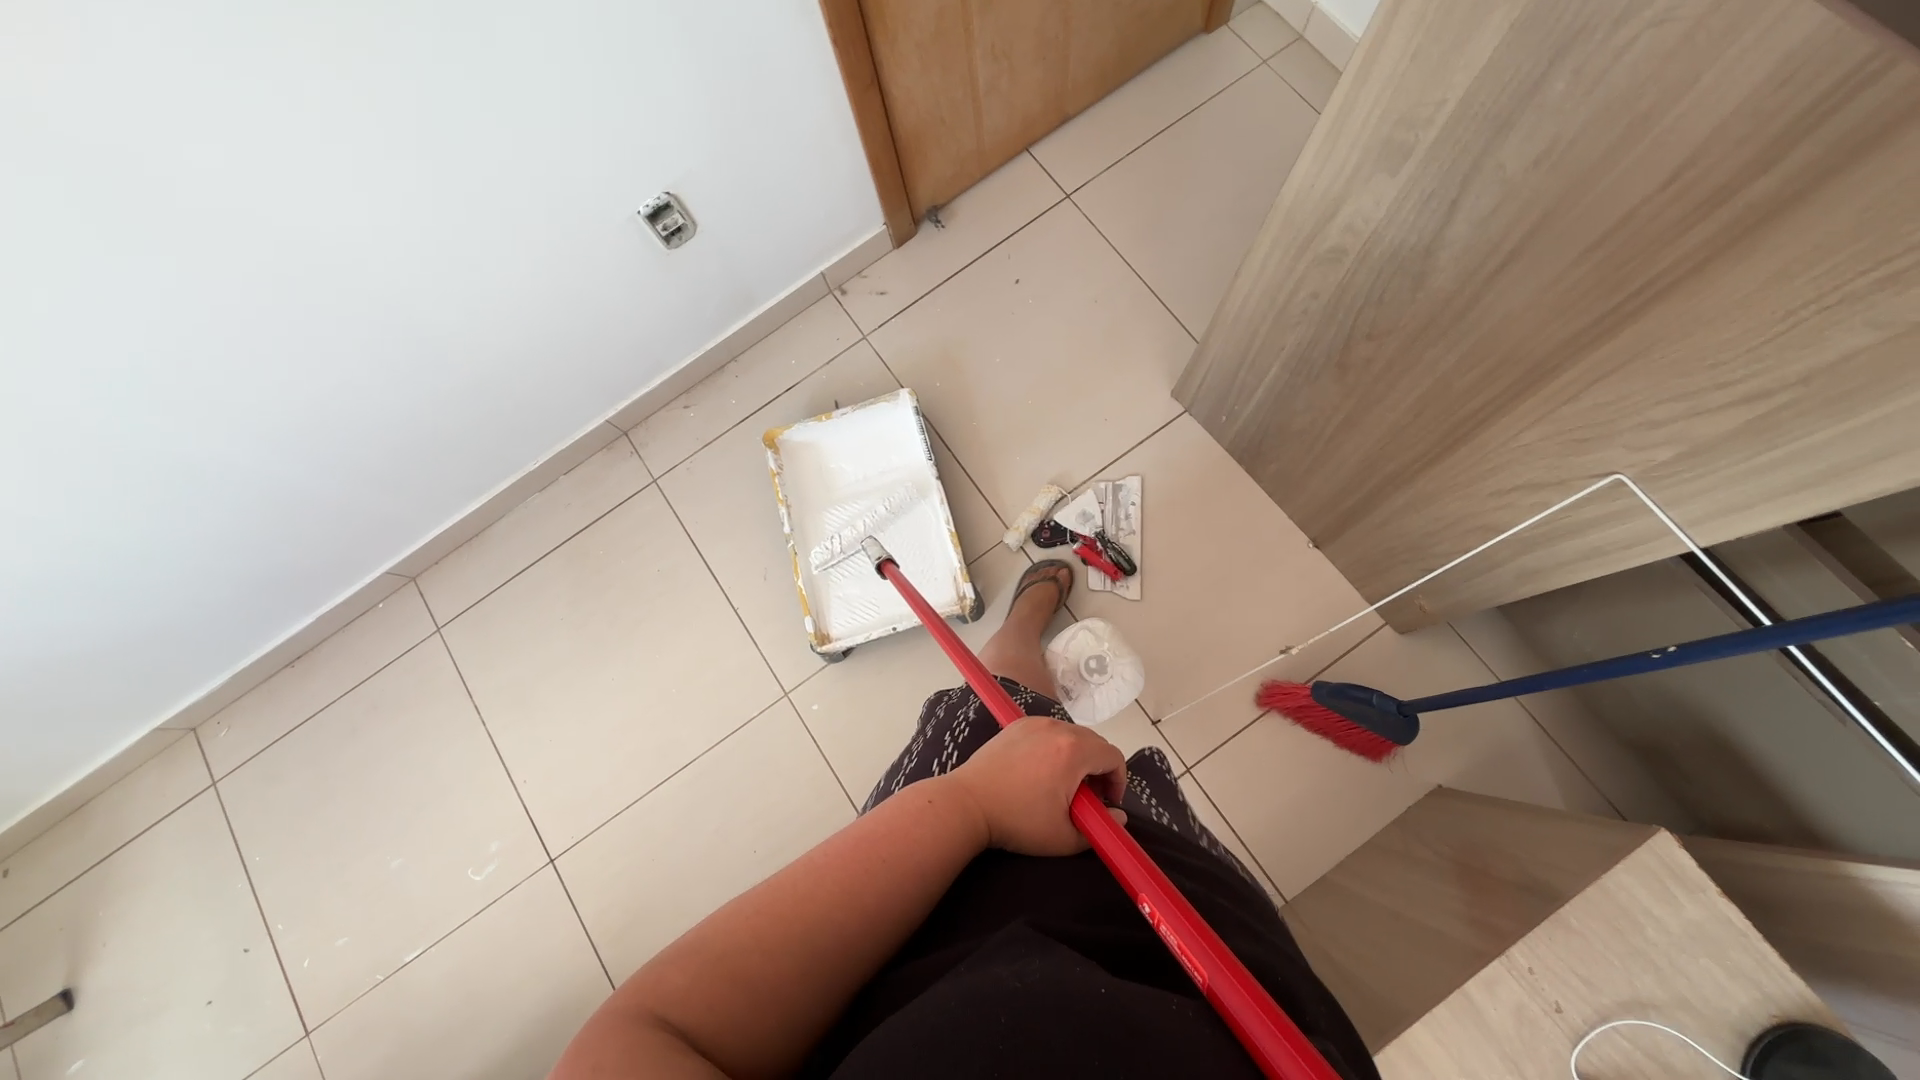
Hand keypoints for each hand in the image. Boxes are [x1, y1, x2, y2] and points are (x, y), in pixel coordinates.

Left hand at [943, 717, 1127, 856]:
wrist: (967, 804)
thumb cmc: (1017, 821)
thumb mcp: (1064, 837)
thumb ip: (1101, 829)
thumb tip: (1118, 817)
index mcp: (1074, 751)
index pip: (1113, 756)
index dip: (1118, 780)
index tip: (1107, 802)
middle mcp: (1057, 728)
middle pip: (1094, 742)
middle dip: (1099, 768)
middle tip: (1088, 797)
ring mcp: (1034, 723)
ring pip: (1071, 734)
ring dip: (1077, 756)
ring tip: (1063, 785)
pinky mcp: (1016, 725)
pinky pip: (1048, 731)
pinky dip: (1055, 747)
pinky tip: (1040, 771)